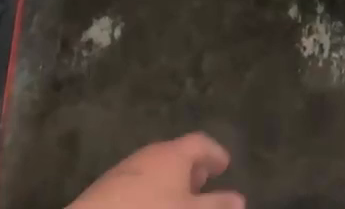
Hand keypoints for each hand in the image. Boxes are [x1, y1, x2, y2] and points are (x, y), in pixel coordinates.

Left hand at [67, 134, 243, 208]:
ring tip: (178, 200)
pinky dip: (151, 192)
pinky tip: (150, 206)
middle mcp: (149, 154)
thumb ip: (216, 205)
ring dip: (170, 182)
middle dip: (191, 169)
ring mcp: (125, 170)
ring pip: (155, 170)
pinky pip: (137, 184)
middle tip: (203, 183)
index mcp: (173, 154)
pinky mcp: (105, 189)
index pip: (200, 142)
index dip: (214, 153)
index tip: (225, 165)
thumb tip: (240, 199)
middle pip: (176, 154)